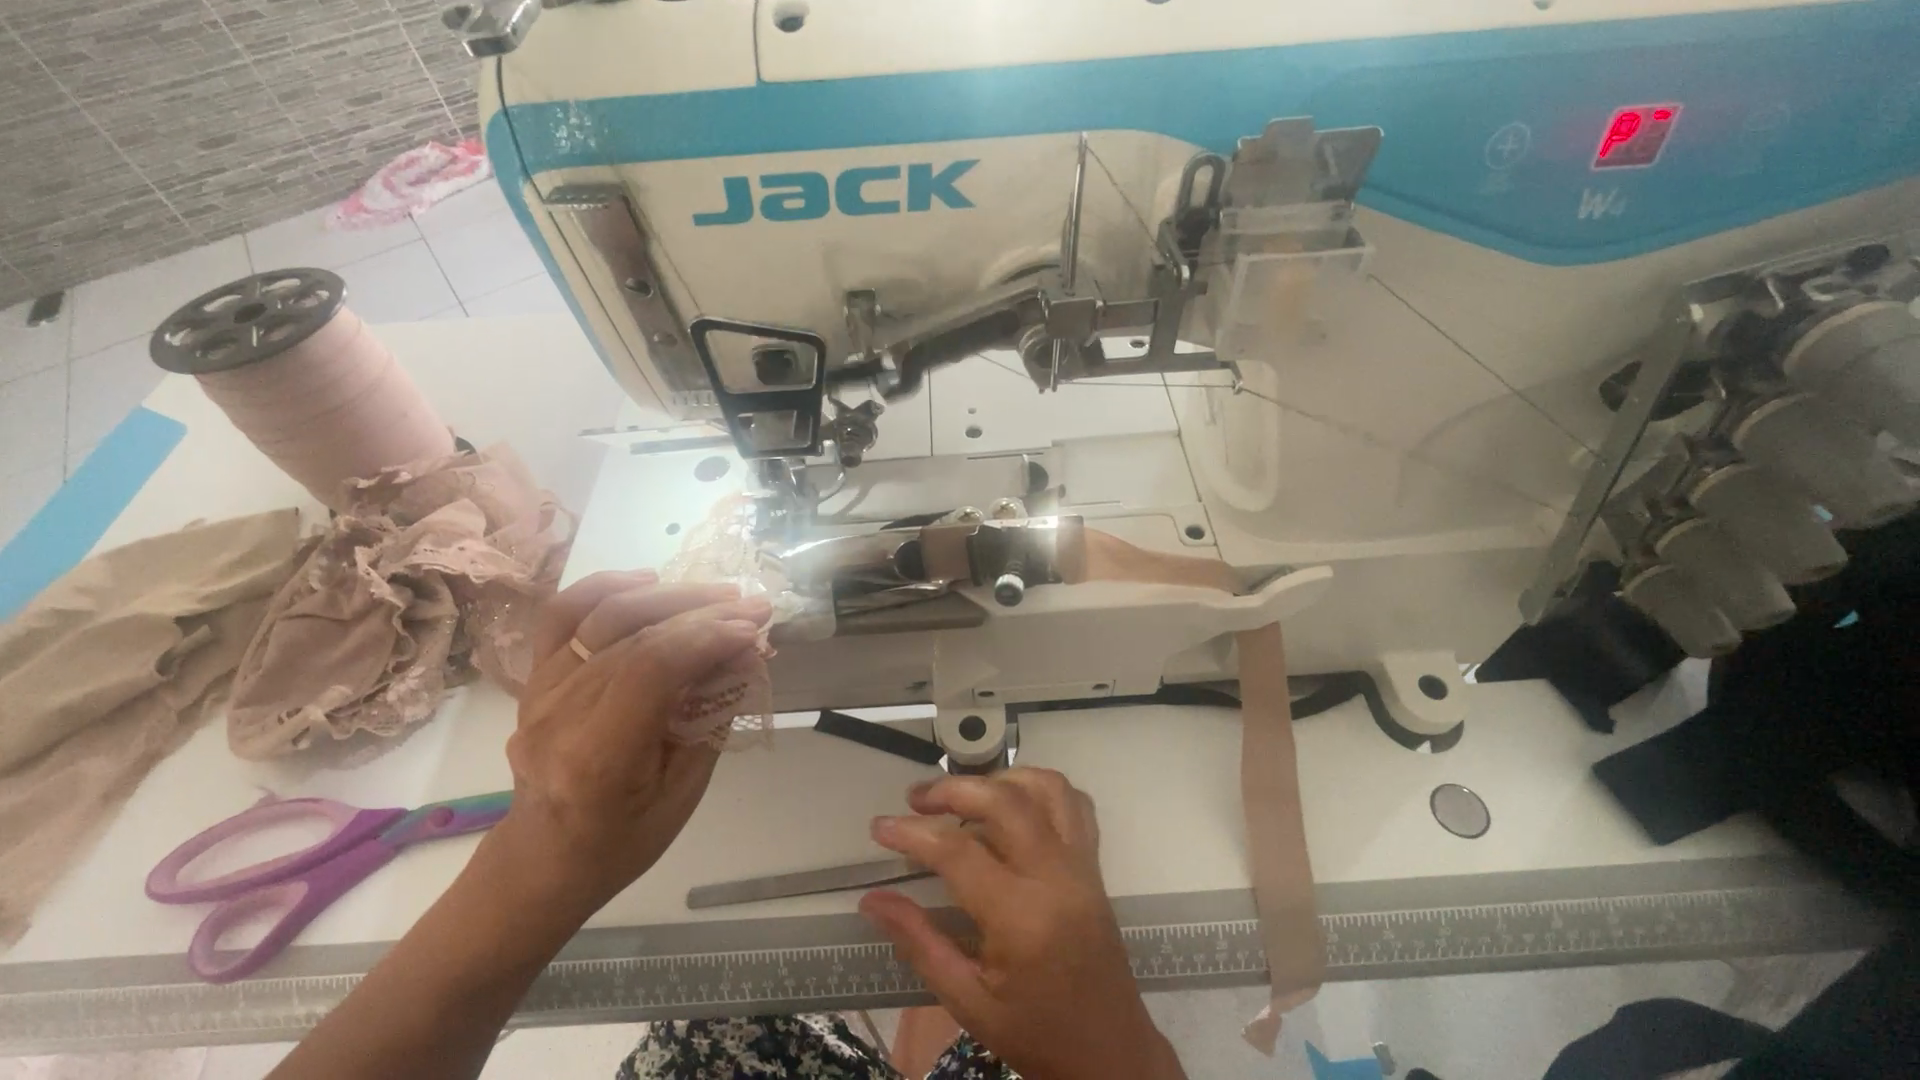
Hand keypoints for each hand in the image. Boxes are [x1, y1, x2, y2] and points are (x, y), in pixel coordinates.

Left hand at [492, 571, 771, 910]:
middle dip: (702, 612)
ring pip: (603, 615)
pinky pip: (562, 615)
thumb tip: (746, 655)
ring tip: (717, 594)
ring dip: (668, 595)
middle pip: (633, 634)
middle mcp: (558, 714)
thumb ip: (712, 717)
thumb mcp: (685, 791)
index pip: (653, 669)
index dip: (708, 639)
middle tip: (753, 606)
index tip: (754, 629)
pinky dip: (605, 587)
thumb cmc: (623, 839)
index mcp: (597, 757)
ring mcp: (539, 691)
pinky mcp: (534, 677)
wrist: (545, 858)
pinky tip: (648, 580)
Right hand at [860, 770, 1185, 1079]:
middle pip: (1004, 801)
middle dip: (953, 789)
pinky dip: (1042, 789)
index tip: (879, 827)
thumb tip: (872, 900)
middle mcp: (1056, 877)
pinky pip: (1075, 806)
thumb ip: (919, 942)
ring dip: (1001, 778)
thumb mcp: (967, 1000)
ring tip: (965, 794)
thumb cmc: (1034, 1032)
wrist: (1110, 1053)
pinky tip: (1013, 804)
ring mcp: (1081, 867)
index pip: (959, 851)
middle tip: (916, 799)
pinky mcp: (1095, 867)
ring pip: (1048, 789)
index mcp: (1021, 917)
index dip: (912, 832)